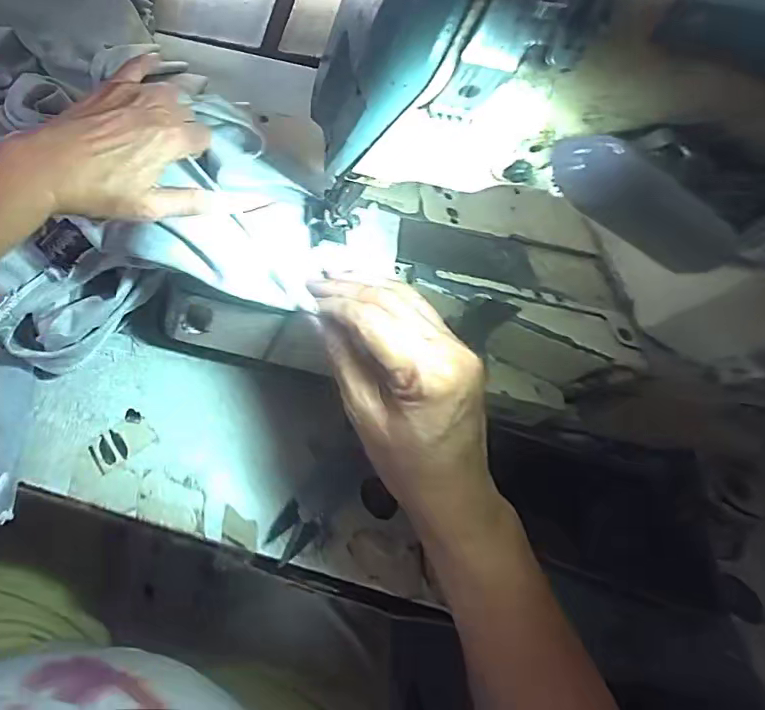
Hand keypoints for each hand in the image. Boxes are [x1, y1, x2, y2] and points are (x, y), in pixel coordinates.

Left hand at [0, 54, 214, 219]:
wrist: (50, 166)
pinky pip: (138, 65)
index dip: (198, 149)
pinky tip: (156, 60)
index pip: (203, 137)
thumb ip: (185, 202)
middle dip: (184, 126)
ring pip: (169, 89)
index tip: (186, 160)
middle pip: (188, 112)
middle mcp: (161, 108)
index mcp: (173, 139)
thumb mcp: (145, 206)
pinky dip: (149, 62)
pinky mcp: (112, 85)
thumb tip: (219, 203)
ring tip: (165, 114)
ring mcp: (136, 92)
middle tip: (167, 145)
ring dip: (172, 101)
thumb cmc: (97, 190)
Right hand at [310, 276, 504, 540]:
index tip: (307, 294)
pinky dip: (387, 293)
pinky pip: (418, 309)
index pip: (373, 319)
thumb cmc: (405, 464)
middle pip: (391, 301)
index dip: (336, 302)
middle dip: (348, 286)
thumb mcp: (363, 413)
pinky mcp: (457, 347)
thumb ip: (342, 357)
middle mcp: (450, 350)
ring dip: (367, 281)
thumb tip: (319, 317)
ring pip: (406, 296)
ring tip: (332, 273)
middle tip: (314, 279)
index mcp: (428, 372)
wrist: (455, 491)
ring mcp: (458, 346)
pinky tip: (363, 286)